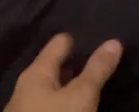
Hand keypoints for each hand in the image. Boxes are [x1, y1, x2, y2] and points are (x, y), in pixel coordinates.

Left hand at [5, 34, 122, 111]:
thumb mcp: (82, 96)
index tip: (97, 34)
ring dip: (69, 89)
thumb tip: (114, 42)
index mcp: (35, 74)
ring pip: (50, 92)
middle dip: (74, 65)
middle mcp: (24, 90)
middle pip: (53, 69)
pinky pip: (48, 110)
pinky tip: (75, 110)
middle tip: (99, 61)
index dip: (78, 39)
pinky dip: (62, 107)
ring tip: (90, 87)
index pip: (59, 43)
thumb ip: (97, 69)